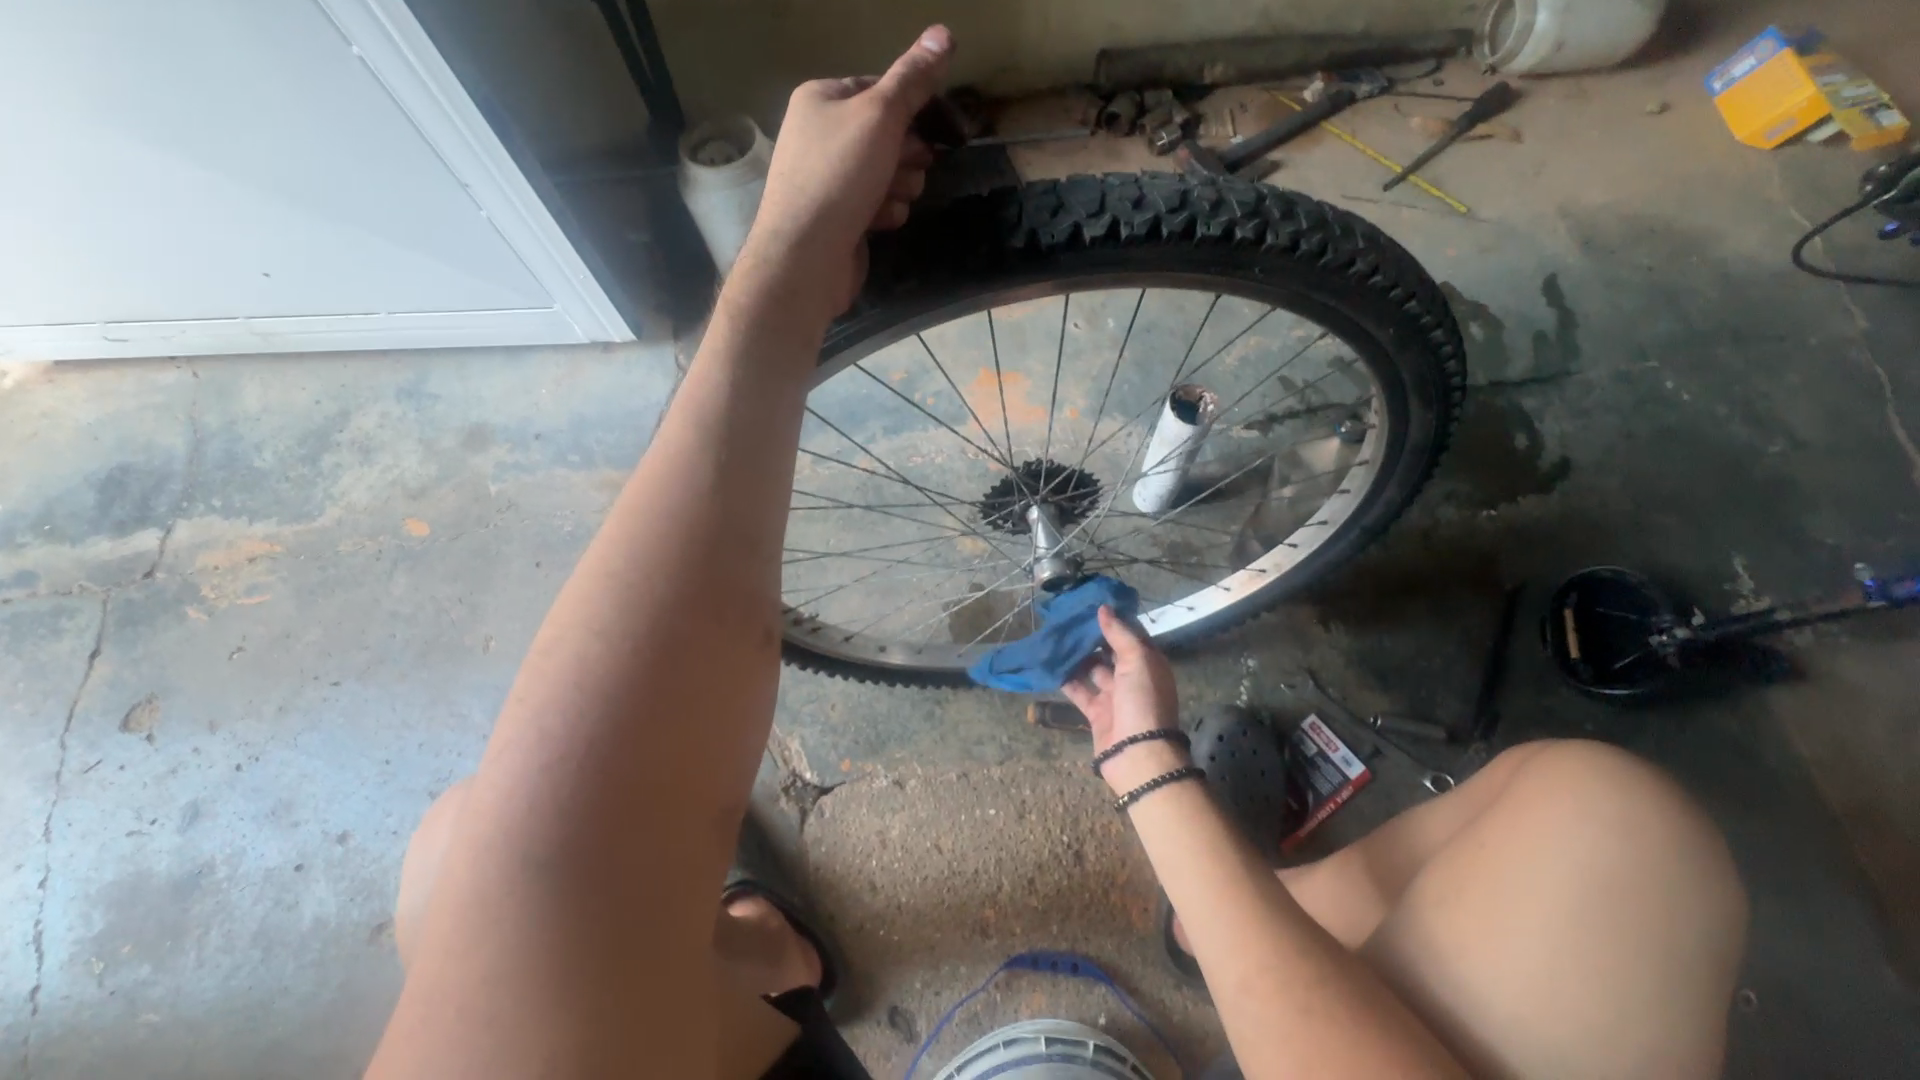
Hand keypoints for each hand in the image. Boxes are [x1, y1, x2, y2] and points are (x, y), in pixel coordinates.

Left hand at [735, 26, 951, 316]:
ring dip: (900, 187)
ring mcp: (830, 179)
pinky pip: (879, 204)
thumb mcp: (880, 116)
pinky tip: (878, 224)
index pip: (880, 88)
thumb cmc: (839, 177)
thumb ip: (913, 79)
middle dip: (906, 154)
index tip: (932, 128)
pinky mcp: (841, 217)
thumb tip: (945, 32)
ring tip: (887, 200)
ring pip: (889, 172)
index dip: (910, 108)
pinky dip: (886, 213)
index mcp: (821, 99)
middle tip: (906, 166)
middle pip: (889, 133)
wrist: (806, 256)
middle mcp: (821, 134)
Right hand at [1061, 606, 1184, 793]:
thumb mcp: (1138, 661)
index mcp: (1149, 662)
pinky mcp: (1096, 712)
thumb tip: (1103, 609)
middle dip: (1091, 636)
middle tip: (1067, 617)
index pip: (1131, 634)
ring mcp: (1114, 695)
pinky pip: (1079, 690)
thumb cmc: (1143, 701)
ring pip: (1092, 669)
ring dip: (1076, 655)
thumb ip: (1120, 634)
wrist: (1137, 753)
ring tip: (1056, 636)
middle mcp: (1133, 676)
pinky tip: (1051, 663)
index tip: (1091, 602)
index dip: (1114, 618)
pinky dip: (1066, 678)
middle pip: (1110, 651)